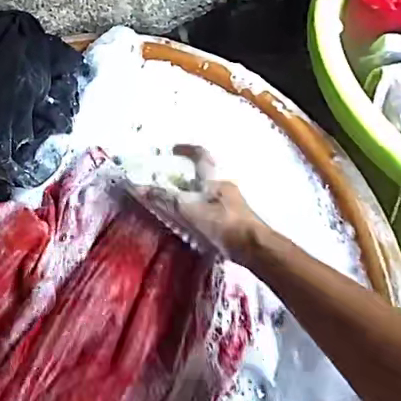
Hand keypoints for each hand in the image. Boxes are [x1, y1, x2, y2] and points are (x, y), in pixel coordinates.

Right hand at [154, 144, 268, 262]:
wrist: (256, 250)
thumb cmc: (225, 226)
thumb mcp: (193, 211)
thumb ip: (169, 200)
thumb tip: (144, 189)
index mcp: (216, 181)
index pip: (201, 157)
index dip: (187, 150)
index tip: (173, 150)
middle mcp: (225, 189)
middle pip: (201, 180)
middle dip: (184, 184)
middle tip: (167, 192)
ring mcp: (232, 206)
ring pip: (206, 198)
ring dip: (191, 202)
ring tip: (176, 215)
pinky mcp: (235, 223)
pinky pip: (212, 213)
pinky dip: (199, 217)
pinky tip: (192, 231)